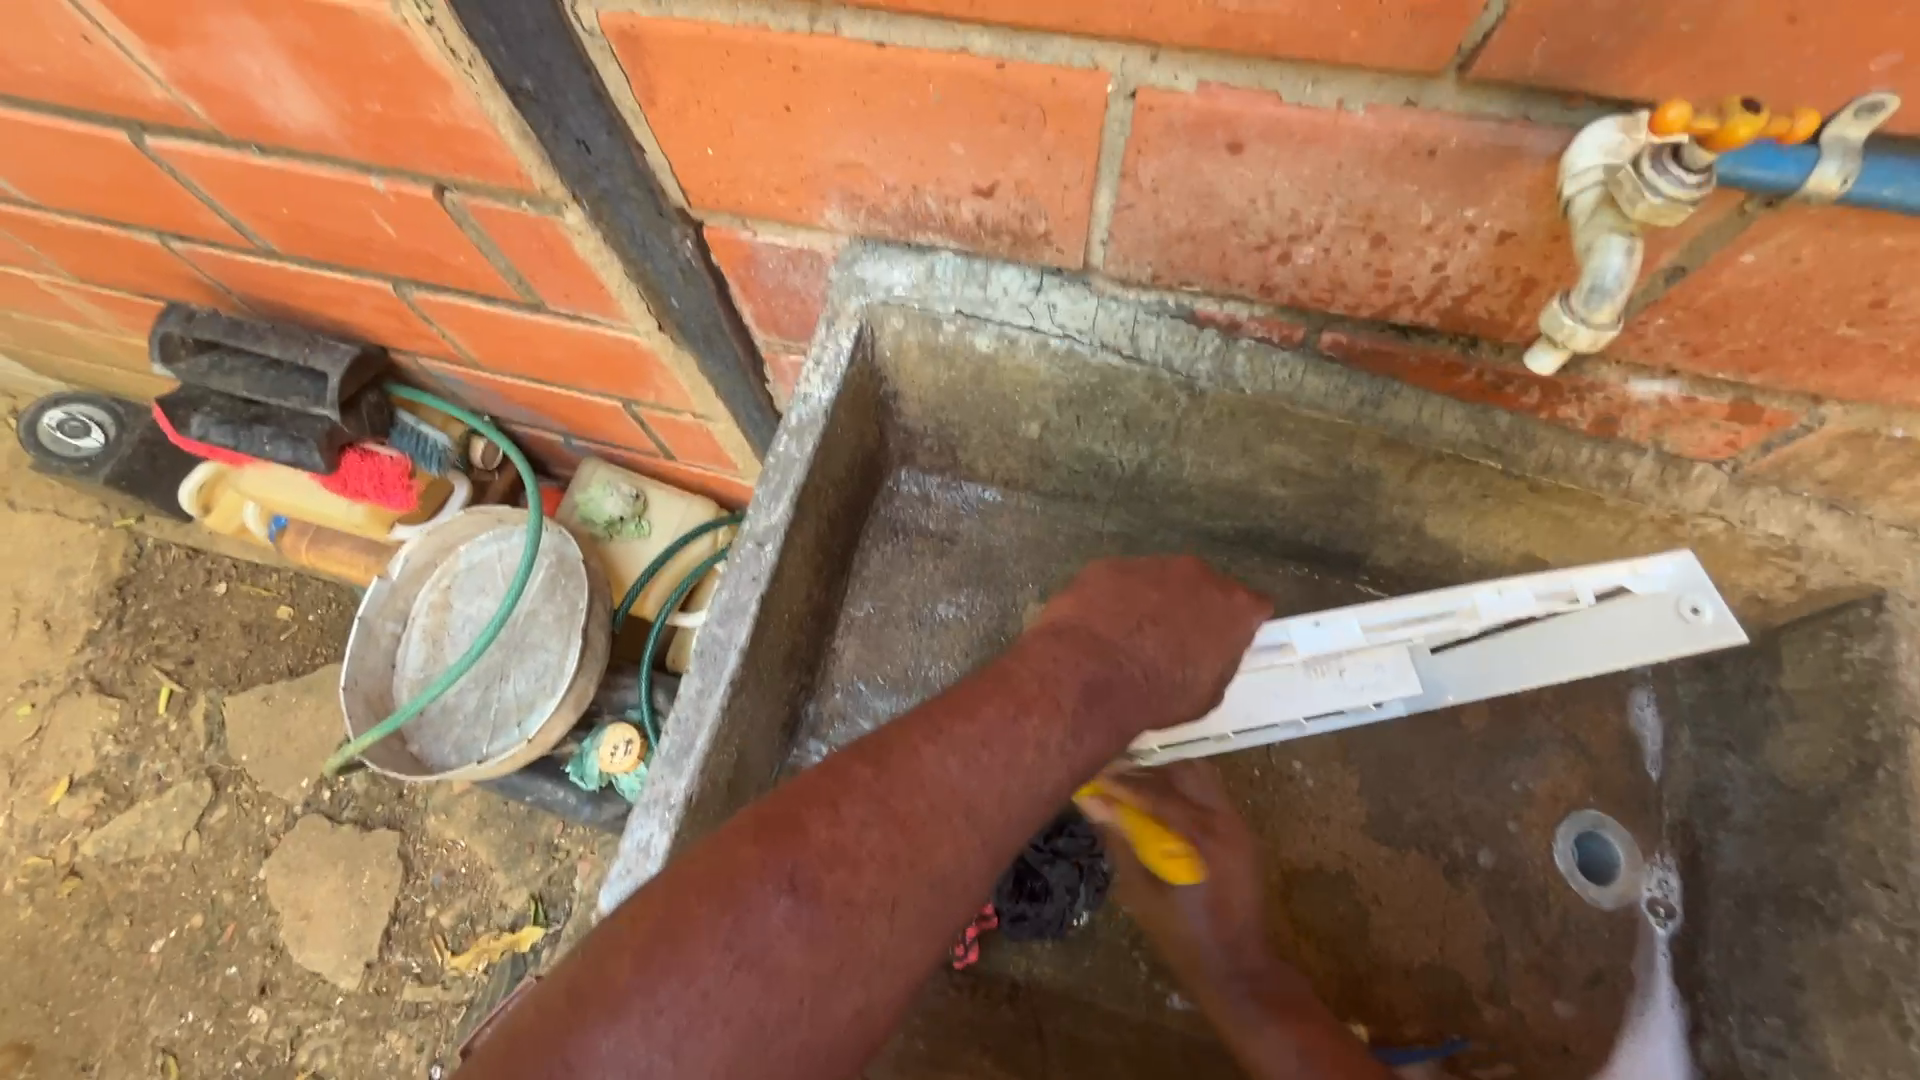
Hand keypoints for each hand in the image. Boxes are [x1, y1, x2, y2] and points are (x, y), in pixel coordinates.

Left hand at [1032, 557, 1268, 736]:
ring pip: (1158, 581)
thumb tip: (1208, 652)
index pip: (1253, 607)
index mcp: (1234, 605)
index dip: (1238, 625)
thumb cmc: (1158, 693)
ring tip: (1128, 638)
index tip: (1224, 641)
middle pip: (1203, 587)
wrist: (1089, 674)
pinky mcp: (1108, 566)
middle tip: (1171, 642)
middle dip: (1192, 608)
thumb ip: (1217, 660)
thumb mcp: (1207, 692)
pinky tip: (1099, 629)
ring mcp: (1150, 564)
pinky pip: (1118, 583)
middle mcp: (1197, 574)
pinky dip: (1112, 600)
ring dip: (1150, 602)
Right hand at [1080, 761, 1278, 996]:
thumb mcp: (1142, 894)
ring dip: (1166, 775)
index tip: (1093, 774)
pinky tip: (1157, 805)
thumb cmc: (1185, 939)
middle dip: (1146, 768)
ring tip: (1133, 785)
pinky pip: (1209, 795)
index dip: (1121, 780)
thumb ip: (1120, 841)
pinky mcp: (1241, 834)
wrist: (1240, 972)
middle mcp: (1226, 820)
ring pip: (1200, 776)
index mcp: (1203, 836)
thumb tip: (1091, 802)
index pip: (1157, 790)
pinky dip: (1182, 791)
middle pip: (1184, 769)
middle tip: (1113, 774)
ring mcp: (1239, 825)